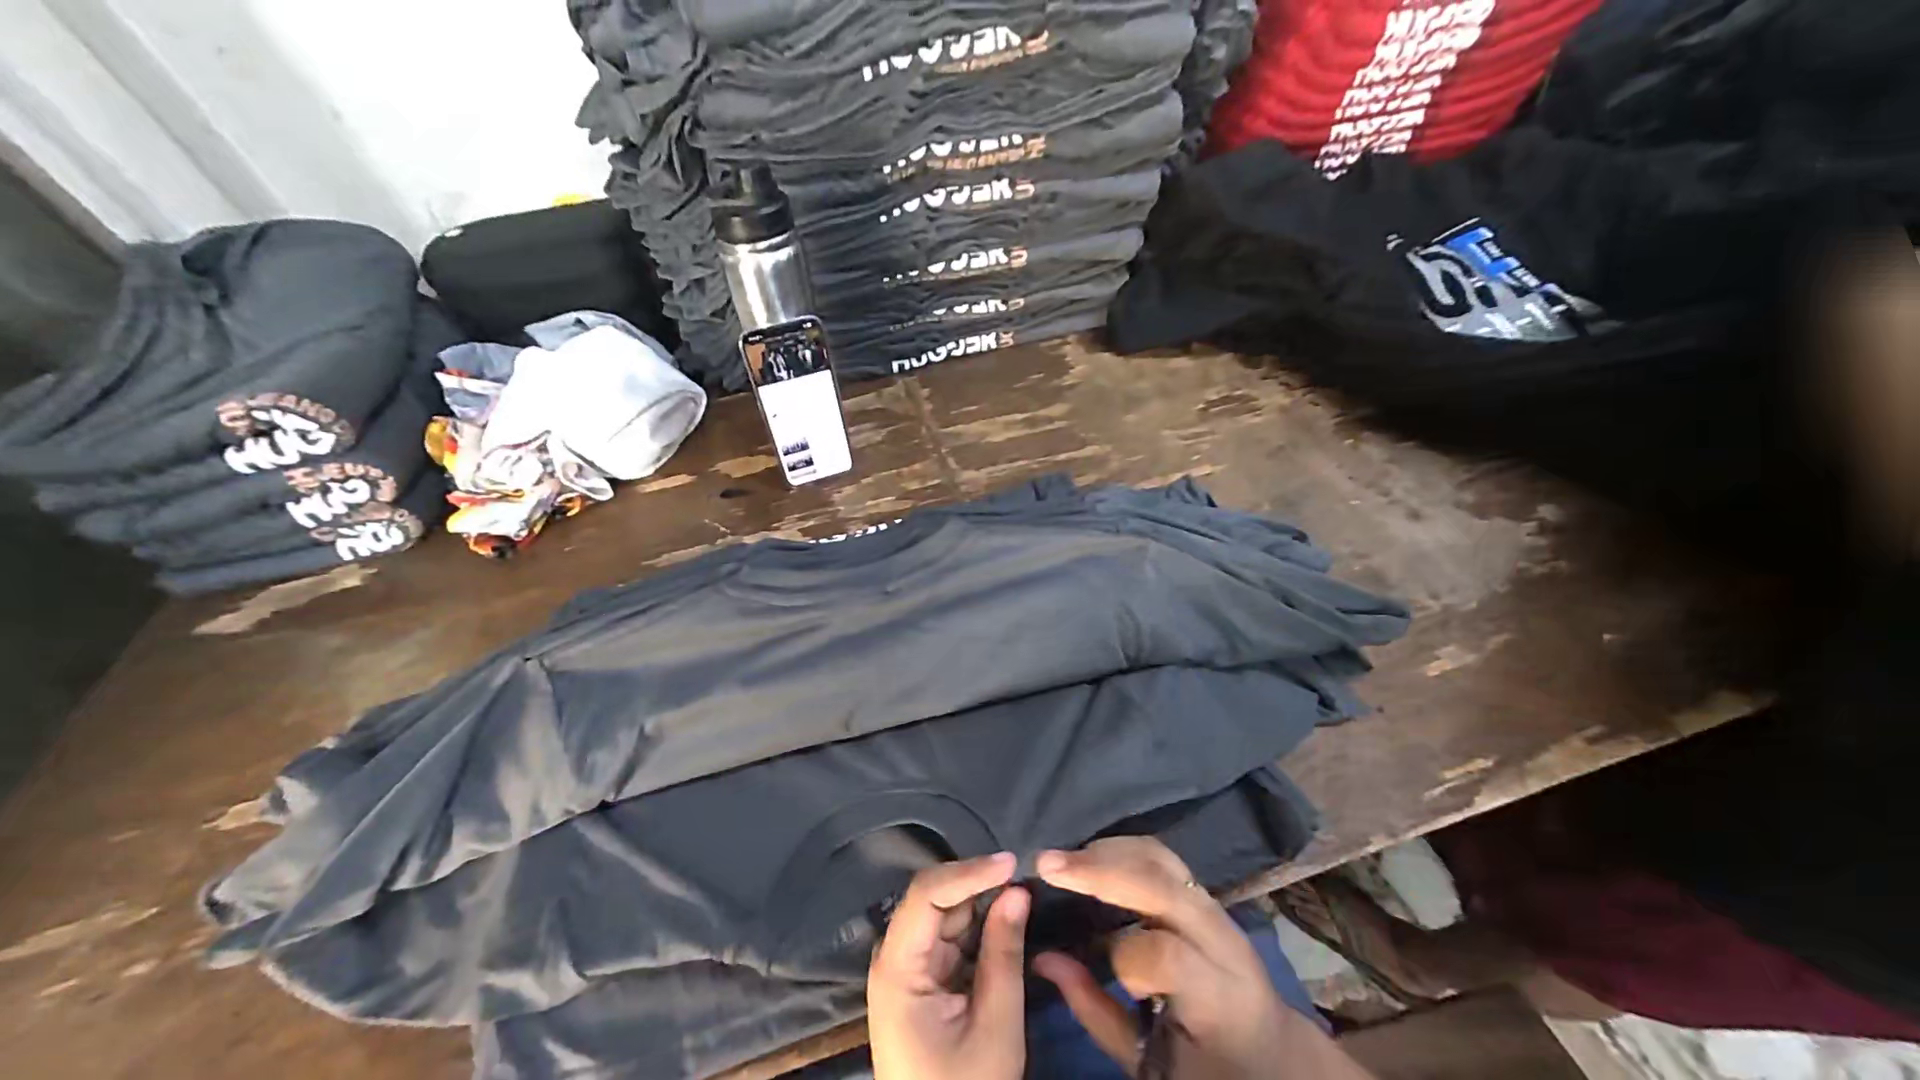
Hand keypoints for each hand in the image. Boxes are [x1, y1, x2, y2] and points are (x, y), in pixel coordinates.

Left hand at [868, 852, 1029, 1079]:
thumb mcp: (995, 1024)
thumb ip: (1004, 953)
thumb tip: (1018, 892)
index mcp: (898, 967)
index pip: (926, 895)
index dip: (968, 871)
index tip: (1011, 862)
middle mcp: (895, 957)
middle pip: (936, 900)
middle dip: (980, 885)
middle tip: (1025, 875)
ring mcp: (908, 967)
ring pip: (947, 916)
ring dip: (983, 905)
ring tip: (1023, 892)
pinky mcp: (923, 979)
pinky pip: (952, 939)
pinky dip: (980, 929)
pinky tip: (1008, 919)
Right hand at [1031, 837, 1373, 1079]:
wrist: (1275, 1054)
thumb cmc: (1212, 1071)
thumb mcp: (1155, 1066)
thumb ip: (1097, 1013)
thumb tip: (1044, 959)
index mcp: (1221, 999)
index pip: (1168, 955)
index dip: (1127, 957)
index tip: (1104, 967)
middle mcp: (1224, 941)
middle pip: (1163, 883)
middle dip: (1101, 868)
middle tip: (1047, 865)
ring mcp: (1218, 910)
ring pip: (1162, 857)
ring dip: (1108, 851)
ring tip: (1065, 862)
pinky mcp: (1206, 896)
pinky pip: (1162, 858)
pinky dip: (1121, 851)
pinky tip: (1092, 861)